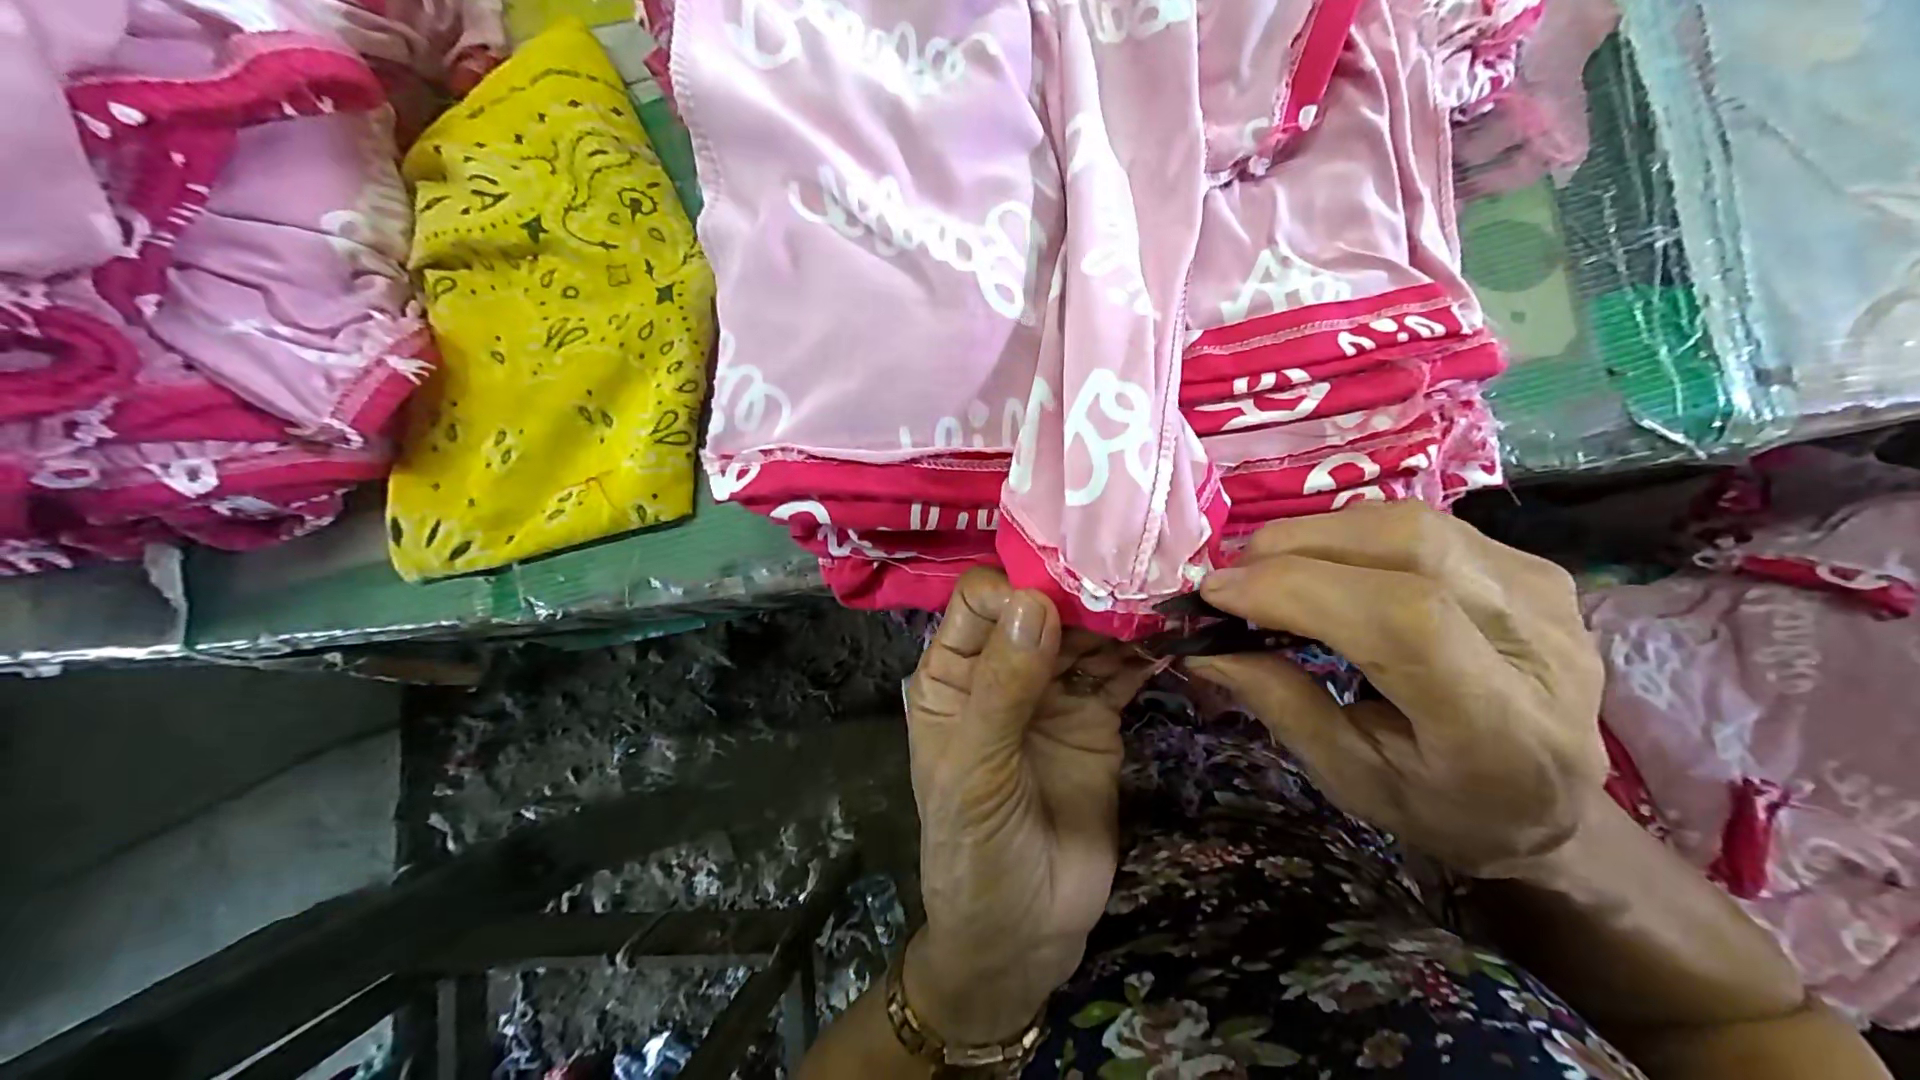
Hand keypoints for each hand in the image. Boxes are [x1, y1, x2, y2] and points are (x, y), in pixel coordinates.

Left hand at [902, 568, 1153, 1043]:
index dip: (1016, 588)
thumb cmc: (974, 849)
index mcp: (952, 674)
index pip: (979, 603)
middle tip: (1128, 575)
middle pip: (1039, 609)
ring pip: (1085, 635)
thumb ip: (1003, 689)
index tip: (1062, 590)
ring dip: (1117, 616)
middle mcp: (1002, 671)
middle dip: (1078, 592)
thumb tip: (1034, 604)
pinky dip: (1143, 654)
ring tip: (1158, 596)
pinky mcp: (1097, 718)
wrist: (1025, 931)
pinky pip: (1120, 673)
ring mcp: (1052, 693)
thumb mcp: (975, 770)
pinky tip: (1170, 636)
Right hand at [1188, 502, 1606, 878]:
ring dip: (1313, 535)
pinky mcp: (1529, 566)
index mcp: (1501, 726)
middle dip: (1292, 550)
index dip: (1298, 589)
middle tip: (1229, 580)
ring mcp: (1541, 591)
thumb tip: (1205, 645)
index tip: (1216, 596)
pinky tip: (1319, 566)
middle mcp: (1540, 643)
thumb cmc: (1442, 805)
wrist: (1551, 800)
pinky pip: (1418, 524)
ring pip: (1408, 523)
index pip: (1404, 620)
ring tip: (1264, 570)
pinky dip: (1346, 535)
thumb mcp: (1351, 778)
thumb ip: (1282, 704)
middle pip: (1406, 548)